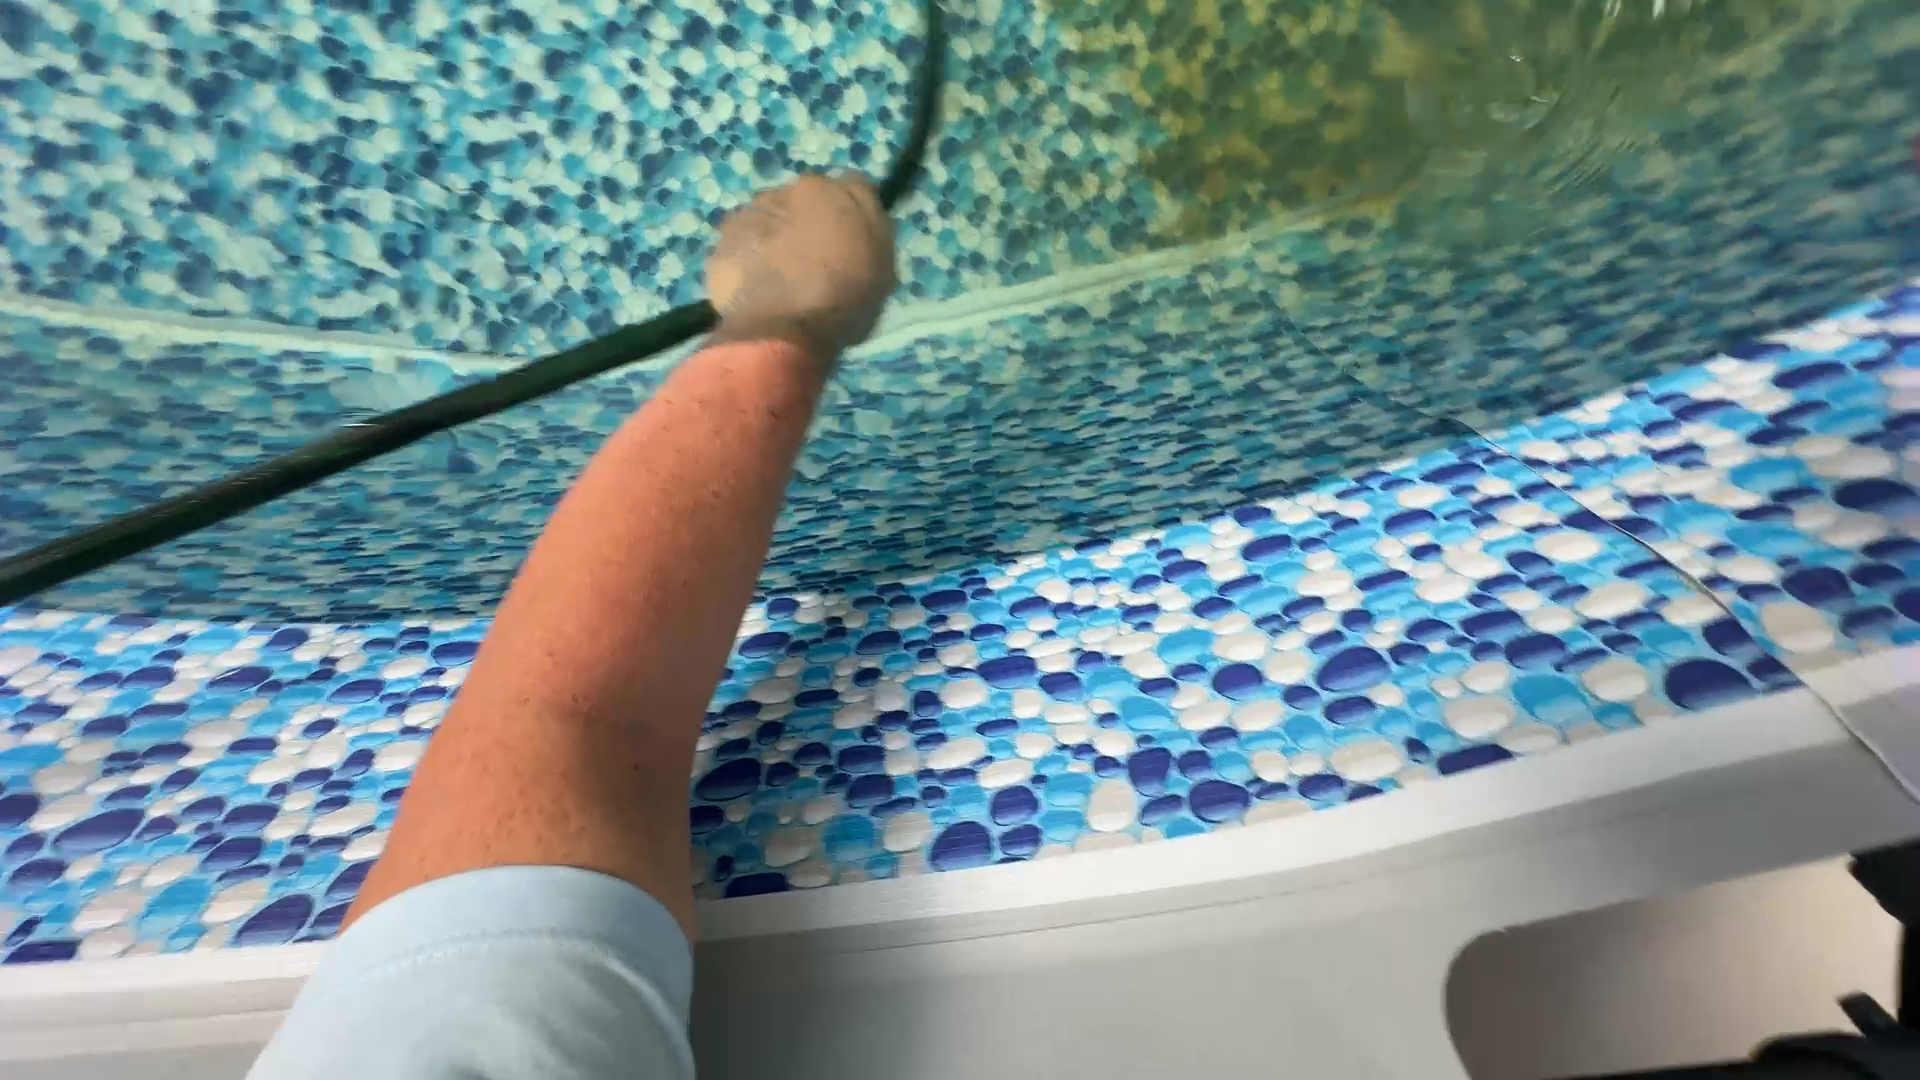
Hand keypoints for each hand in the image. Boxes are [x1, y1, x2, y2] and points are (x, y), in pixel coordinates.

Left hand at [705, 173, 896, 363]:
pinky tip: (756, 290)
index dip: (853, 217)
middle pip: (804, 201)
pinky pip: (741, 245)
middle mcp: (790, 189)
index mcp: (836, 193)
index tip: (852, 245)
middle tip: (814, 265)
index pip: (853, 190)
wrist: (782, 330)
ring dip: (776, 240)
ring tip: (780, 281)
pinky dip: (748, 261)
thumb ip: (872, 239)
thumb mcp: (882, 273)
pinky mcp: (722, 240)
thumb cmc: (843, 304)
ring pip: (768, 220)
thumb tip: (861, 228)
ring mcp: (750, 212)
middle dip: (808, 224)